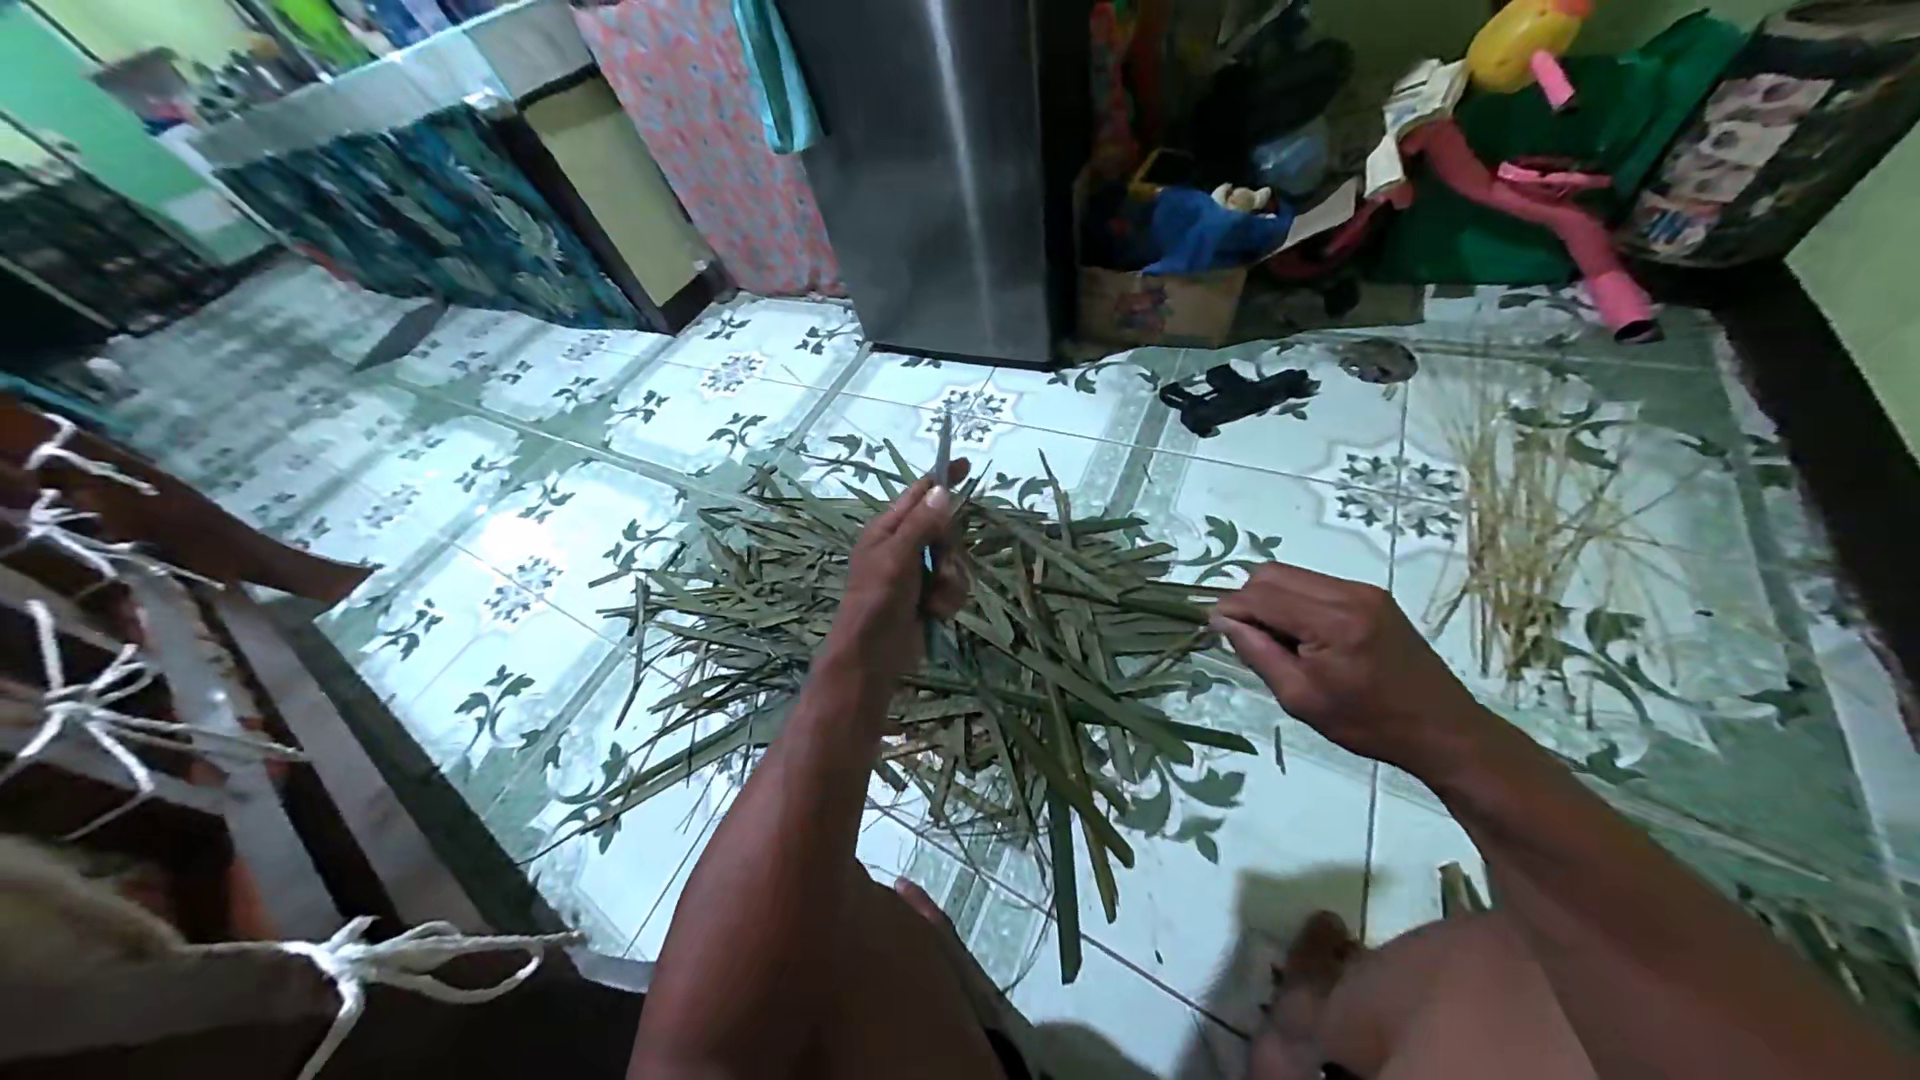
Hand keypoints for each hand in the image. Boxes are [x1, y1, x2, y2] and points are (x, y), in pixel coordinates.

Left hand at [820, 459, 971, 689]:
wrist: (873, 656)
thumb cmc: (876, 601)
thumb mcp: (897, 557)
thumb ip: (921, 525)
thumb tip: (941, 490)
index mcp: (887, 530)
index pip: (919, 495)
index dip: (941, 480)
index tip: (965, 465)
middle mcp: (903, 547)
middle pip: (945, 530)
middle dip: (949, 551)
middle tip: (939, 567)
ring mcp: (918, 574)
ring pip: (954, 562)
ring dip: (949, 583)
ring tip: (933, 601)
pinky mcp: (929, 598)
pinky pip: (954, 587)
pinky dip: (948, 601)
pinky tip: (934, 614)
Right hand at [1210, 562, 1490, 776]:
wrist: (1442, 729)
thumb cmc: (1367, 723)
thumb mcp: (1299, 697)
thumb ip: (1256, 652)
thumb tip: (1221, 620)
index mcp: (1332, 622)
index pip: (1259, 595)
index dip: (1229, 610)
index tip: (1217, 632)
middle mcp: (1347, 594)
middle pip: (1271, 573)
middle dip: (1247, 600)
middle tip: (1249, 638)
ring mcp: (1362, 590)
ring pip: (1290, 574)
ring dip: (1270, 599)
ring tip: (1277, 639)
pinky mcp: (1371, 595)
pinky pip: (1314, 583)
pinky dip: (1293, 601)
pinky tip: (1302, 635)